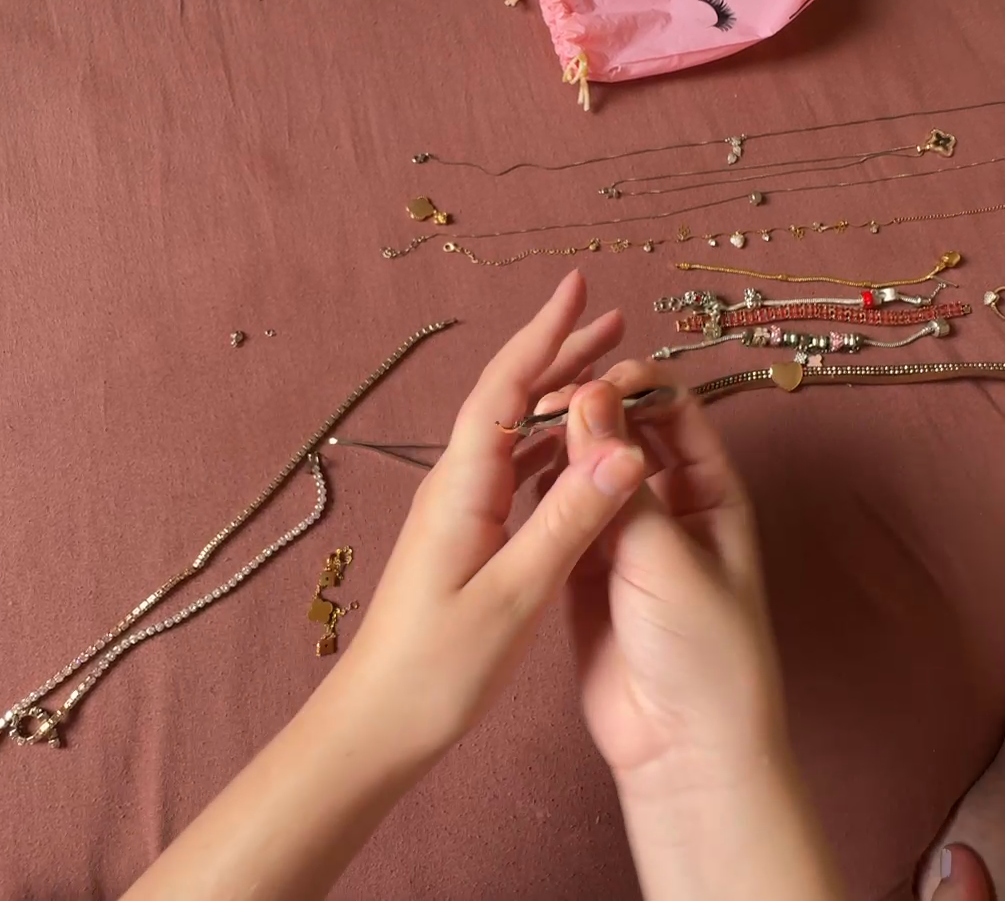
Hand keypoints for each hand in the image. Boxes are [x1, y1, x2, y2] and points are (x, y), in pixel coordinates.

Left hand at [326, 269, 644, 755]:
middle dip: (561, 351)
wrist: (379, 717)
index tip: (579, 286)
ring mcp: (462, 505)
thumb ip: (567, 519)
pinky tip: (579, 446)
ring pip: (518, 431)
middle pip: (512, 396)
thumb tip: (625, 449)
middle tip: (613, 318)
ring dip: (561, 396)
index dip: (544, 331)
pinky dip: (554, 444)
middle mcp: (459, 481)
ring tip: (608, 371)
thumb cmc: (436, 667)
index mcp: (463, 484)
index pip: (506, 386)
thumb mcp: (513, 595)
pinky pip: (517, 468)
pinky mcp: (469, 531)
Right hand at [548, 360, 785, 782]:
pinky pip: (563, 504)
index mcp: (709, 489)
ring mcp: (623, 528)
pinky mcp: (585, 556)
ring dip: (562, 442)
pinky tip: (519, 471)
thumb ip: (620, 480)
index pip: (674, 410)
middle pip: (627, 430)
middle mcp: (666, 499)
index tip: (593, 381)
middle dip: (592, 408)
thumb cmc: (702, 650)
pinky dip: (544, 483)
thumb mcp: (665, 557)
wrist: (677, 745)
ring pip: (589, 463)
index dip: (637, 386)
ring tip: (528, 430)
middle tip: (548, 401)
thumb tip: (588, 396)